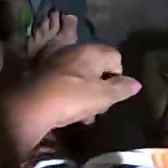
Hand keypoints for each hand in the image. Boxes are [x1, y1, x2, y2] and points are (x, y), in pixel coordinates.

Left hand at [0, 42, 140, 155]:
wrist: (30, 104)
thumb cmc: (72, 97)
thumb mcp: (103, 96)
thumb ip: (121, 88)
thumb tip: (136, 83)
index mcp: (91, 51)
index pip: (116, 57)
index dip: (118, 77)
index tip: (113, 95)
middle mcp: (74, 50)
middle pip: (98, 68)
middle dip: (102, 89)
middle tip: (99, 109)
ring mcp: (57, 60)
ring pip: (81, 77)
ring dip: (86, 95)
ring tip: (84, 116)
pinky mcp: (44, 73)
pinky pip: (65, 82)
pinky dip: (70, 95)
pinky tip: (68, 112)